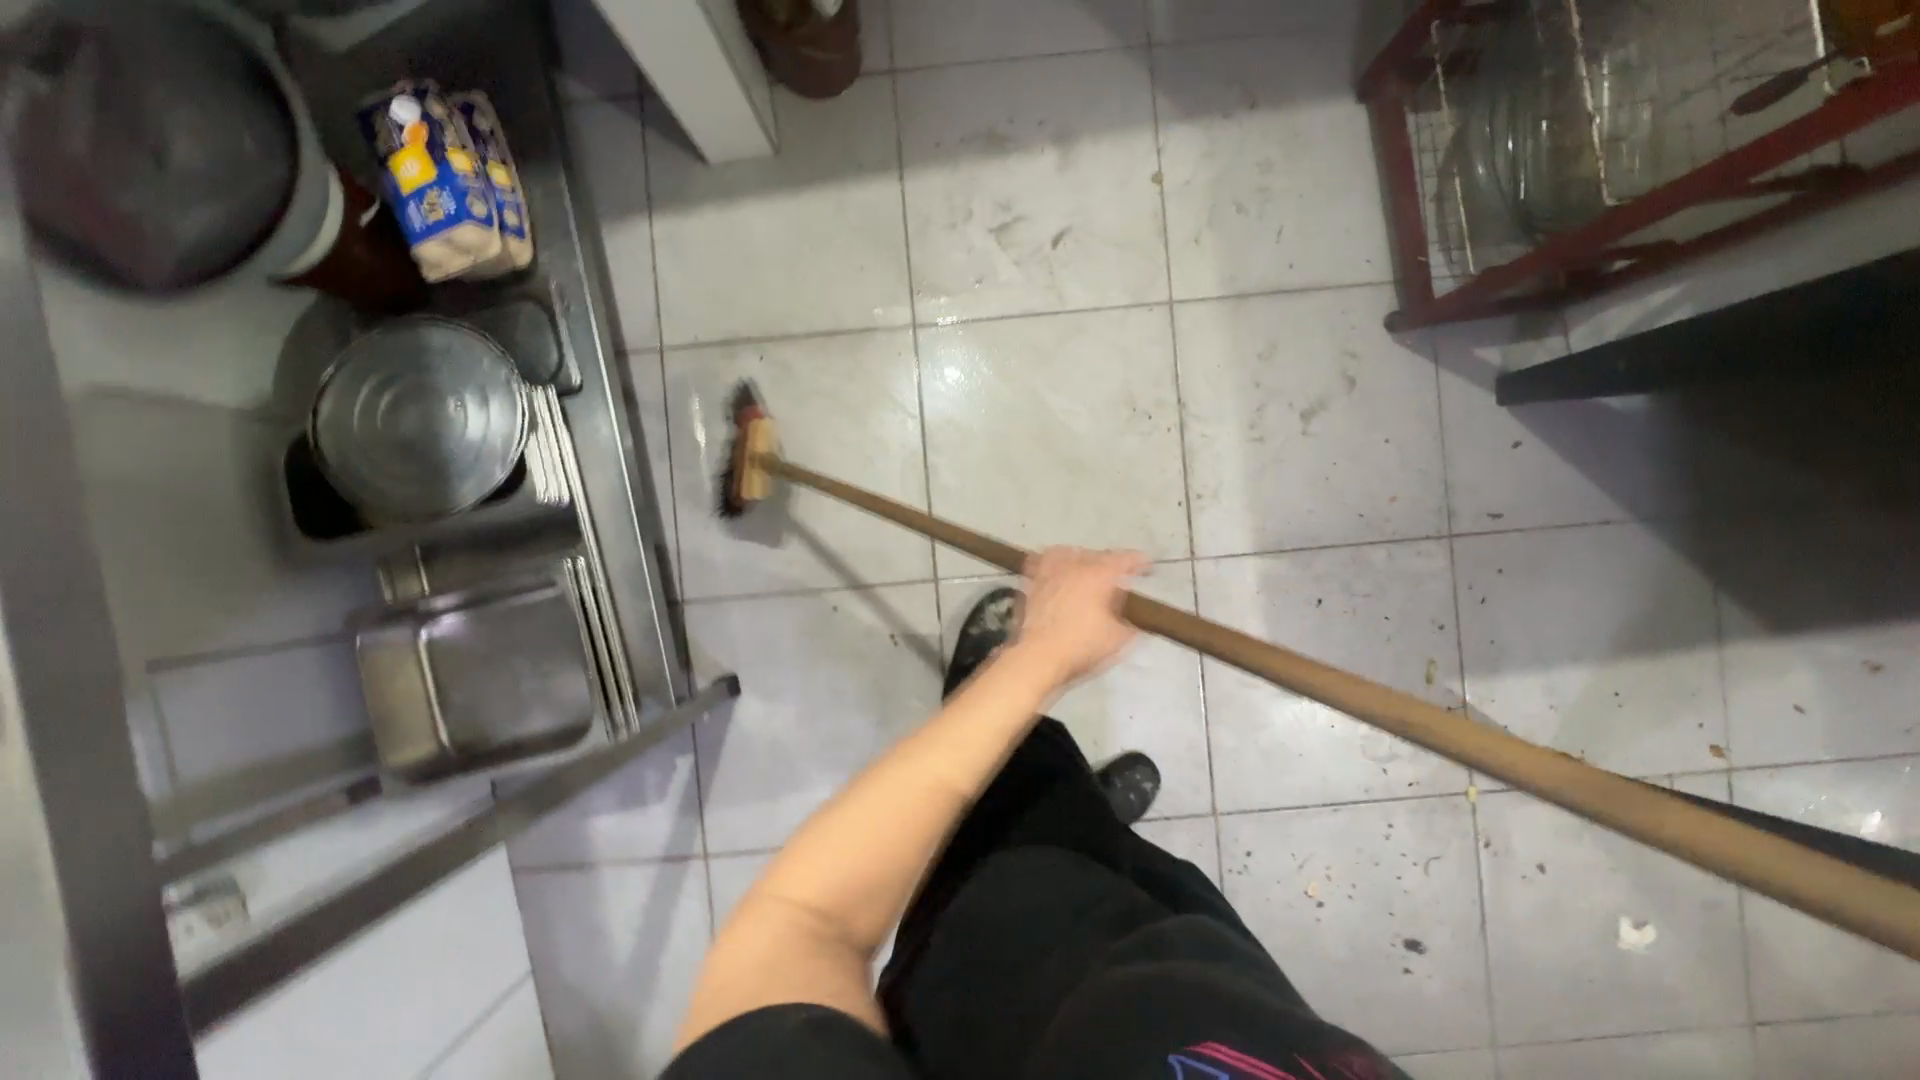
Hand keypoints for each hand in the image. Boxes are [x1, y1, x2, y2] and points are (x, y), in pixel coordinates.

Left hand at [1008, 547, 1147, 687]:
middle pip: (1098, 555)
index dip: (1139, 561)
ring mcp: (1050, 571)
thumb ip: (1131, 624)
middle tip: (1121, 575)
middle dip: (1113, 563)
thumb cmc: (1081, 647)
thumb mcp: (1117, 639)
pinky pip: (1042, 560)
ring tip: (1090, 569)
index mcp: (1099, 575)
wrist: (1038, 656)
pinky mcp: (1032, 582)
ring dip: (1084, 559)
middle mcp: (1074, 566)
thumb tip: (1133, 619)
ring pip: (1070, 553)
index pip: (1124, 559)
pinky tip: (1057, 567)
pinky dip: (1053, 560)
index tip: (1148, 566)